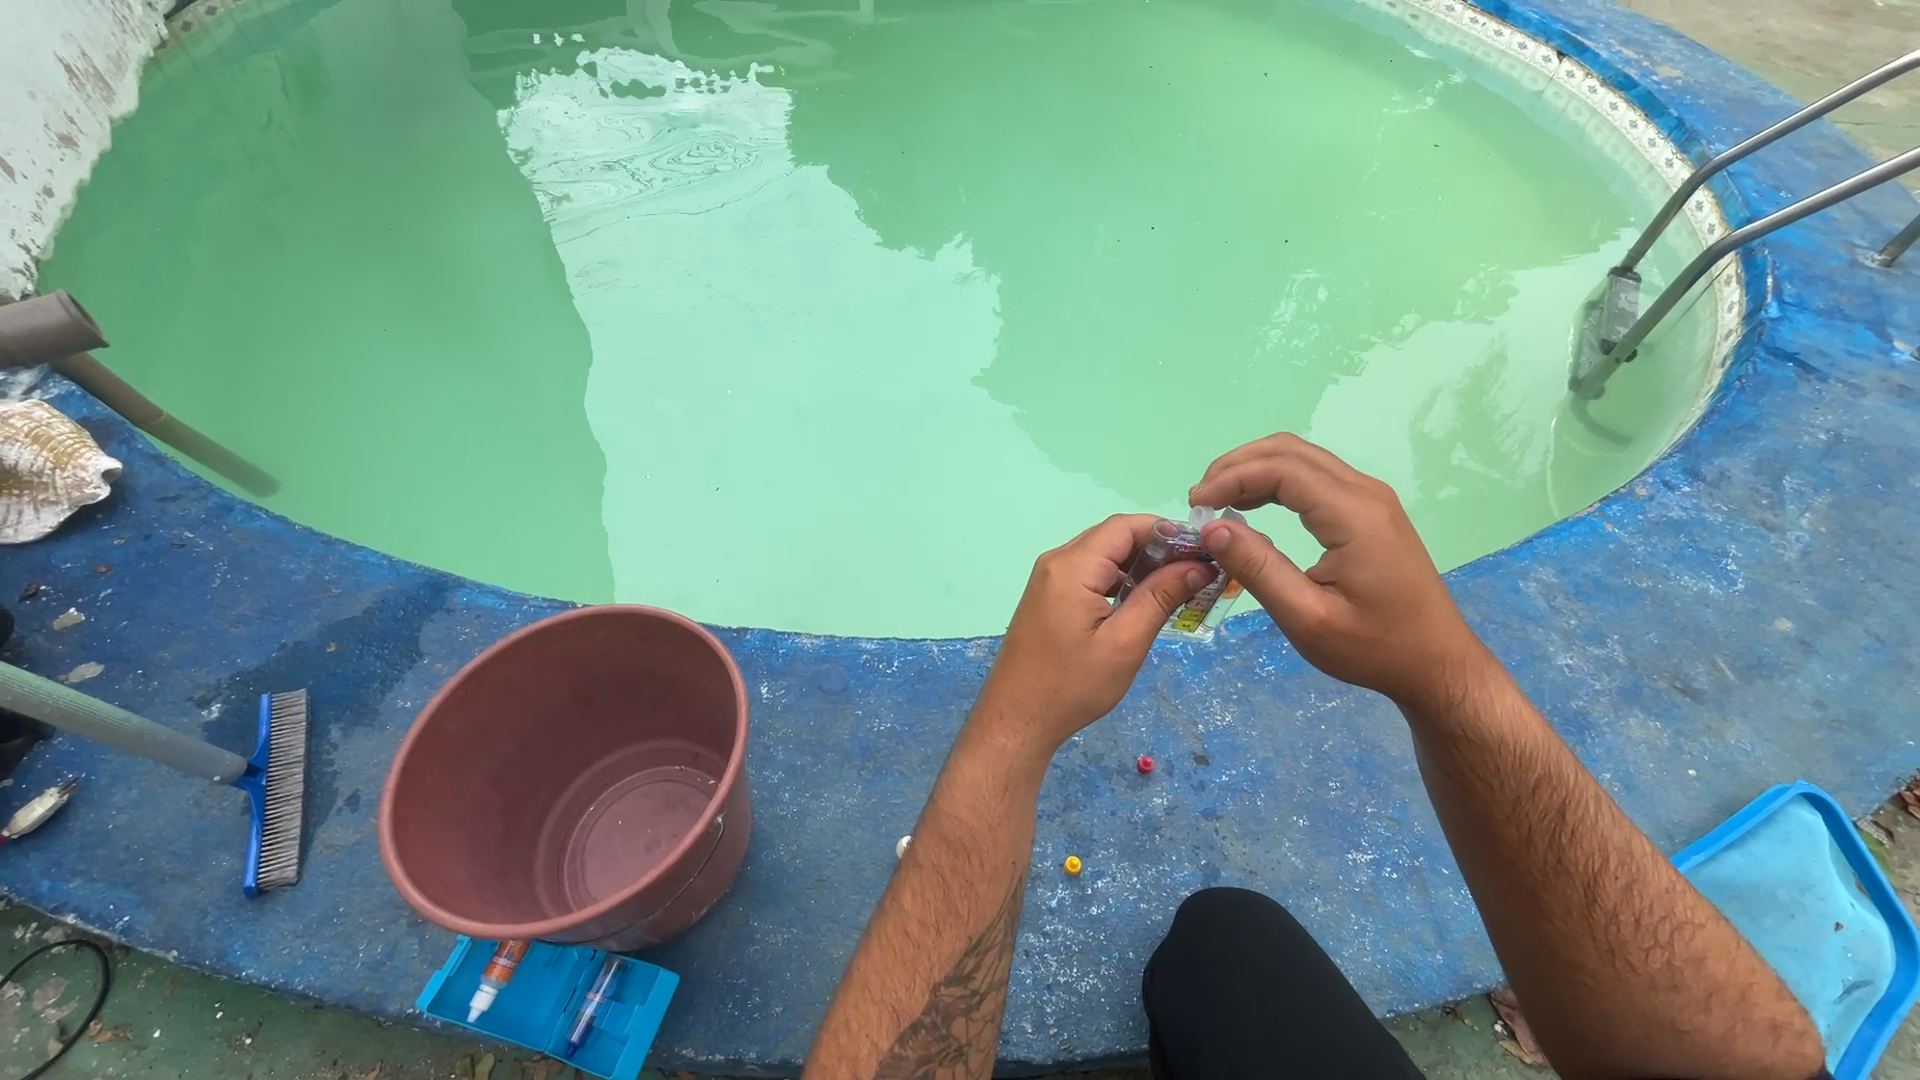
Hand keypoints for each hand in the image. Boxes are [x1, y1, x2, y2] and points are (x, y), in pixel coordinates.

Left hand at [973, 515, 1210, 755]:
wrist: (1016, 718)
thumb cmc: (1071, 686)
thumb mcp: (1124, 644)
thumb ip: (1159, 598)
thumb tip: (1197, 567)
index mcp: (1071, 567)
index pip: (1124, 526)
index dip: (1167, 531)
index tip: (1202, 550)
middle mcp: (1056, 563)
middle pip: (1113, 537)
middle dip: (1157, 548)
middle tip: (1197, 570)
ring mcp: (1048, 580)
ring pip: (1102, 556)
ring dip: (1139, 565)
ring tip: (1178, 586)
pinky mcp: (1048, 597)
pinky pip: (1089, 574)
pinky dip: (1119, 580)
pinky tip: (1143, 601)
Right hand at [1188, 434, 1488, 708]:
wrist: (1436, 664)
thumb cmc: (1373, 648)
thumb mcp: (1307, 619)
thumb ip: (1258, 570)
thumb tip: (1211, 528)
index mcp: (1353, 516)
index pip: (1281, 469)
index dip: (1231, 478)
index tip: (1195, 507)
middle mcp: (1365, 494)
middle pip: (1289, 450)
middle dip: (1235, 466)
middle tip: (1199, 500)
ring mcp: (1370, 498)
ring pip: (1301, 457)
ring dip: (1253, 469)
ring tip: (1216, 501)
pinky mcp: (1368, 510)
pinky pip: (1314, 476)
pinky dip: (1274, 481)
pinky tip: (1250, 505)